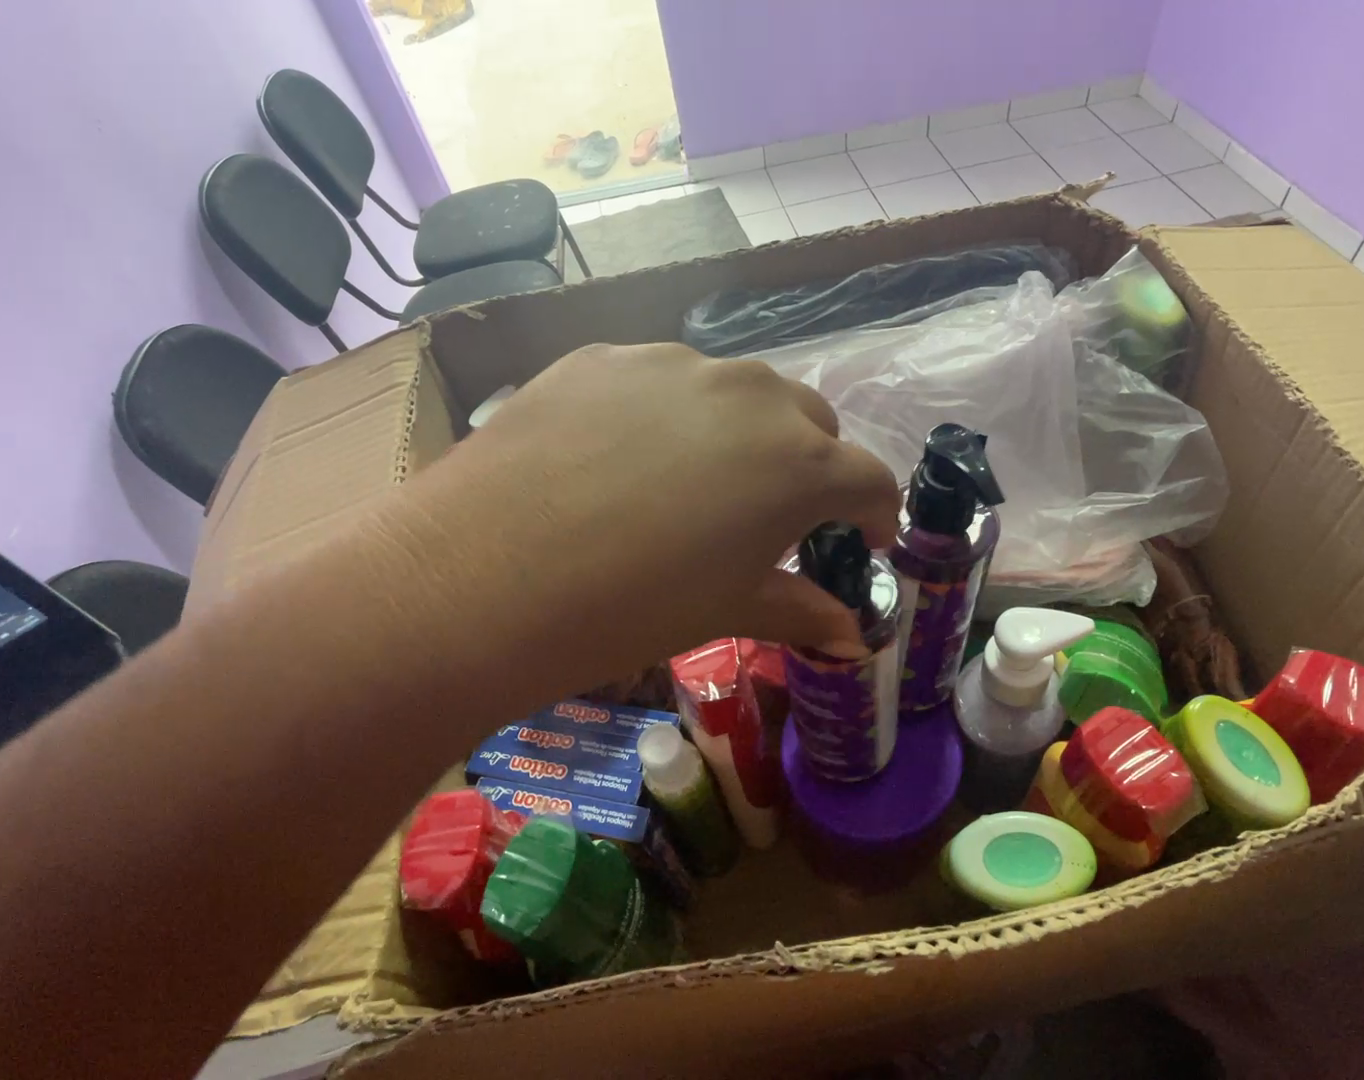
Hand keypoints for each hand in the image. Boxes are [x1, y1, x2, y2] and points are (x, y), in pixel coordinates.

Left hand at [359, 343, 902, 704]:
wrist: (486, 575)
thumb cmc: (631, 607)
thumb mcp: (728, 611)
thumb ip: (801, 611)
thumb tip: (852, 636)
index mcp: (800, 463)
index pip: (869, 479)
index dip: (876, 514)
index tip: (863, 541)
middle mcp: (752, 395)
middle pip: (810, 422)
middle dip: (809, 466)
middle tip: (774, 516)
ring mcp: (675, 365)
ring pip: (736, 393)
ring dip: (739, 433)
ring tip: (693, 484)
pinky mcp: (605, 356)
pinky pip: (661, 382)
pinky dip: (667, 415)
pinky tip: (621, 460)